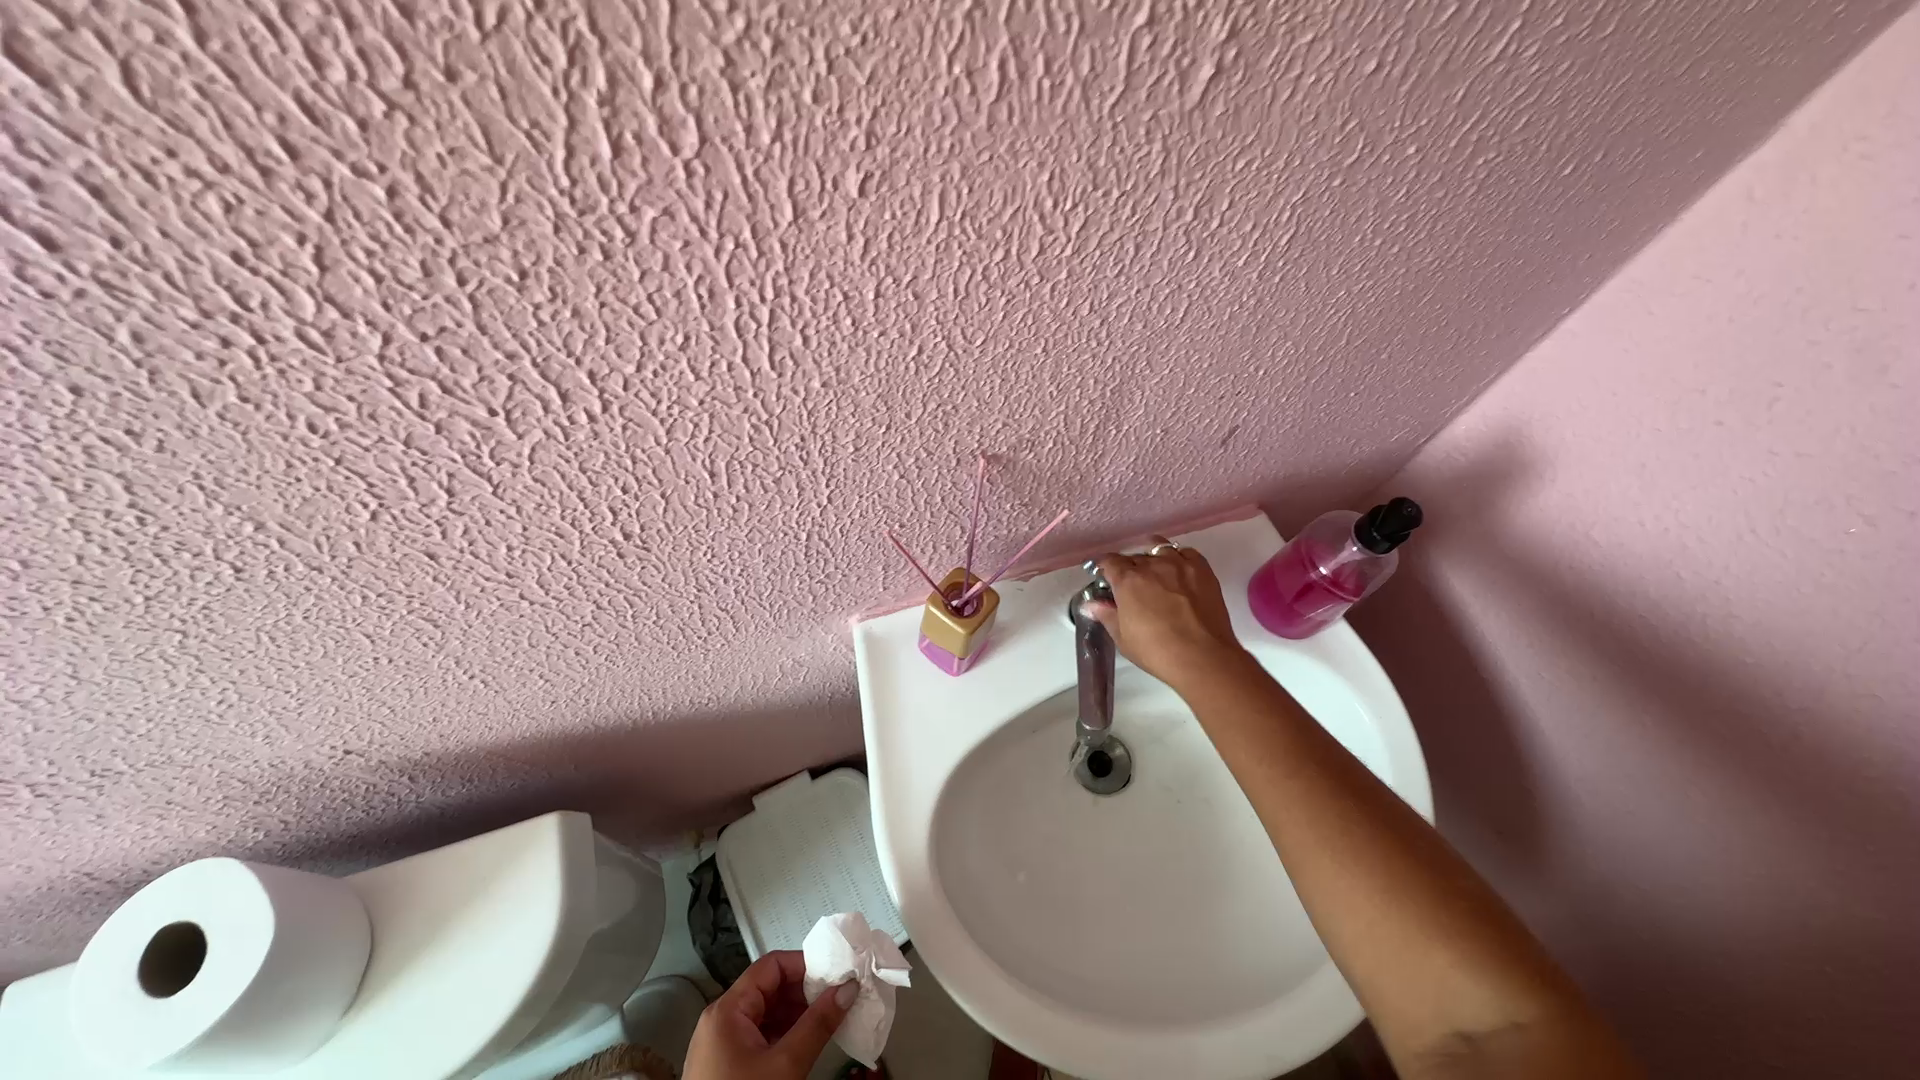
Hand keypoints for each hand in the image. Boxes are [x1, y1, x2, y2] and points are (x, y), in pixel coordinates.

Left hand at [684, 951, 855, 1079]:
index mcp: (727, 1011)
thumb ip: (818, 1023)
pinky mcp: (727, 1064)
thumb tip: (846, 989)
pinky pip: (760, 1034)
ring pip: (766, 1012)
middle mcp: (720, 1020)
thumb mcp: (786, 1064)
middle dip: (805, 991)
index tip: (835, 972)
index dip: (805, 964)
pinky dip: (785, 1033)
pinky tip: (808, 1042)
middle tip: (838, 997)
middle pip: (768, 987)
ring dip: (798, 1013)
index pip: (771, 966)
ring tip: (828, 1020)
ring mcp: (722, 1043)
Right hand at [1086, 538, 1252, 692]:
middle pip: (1134, 557)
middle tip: (1132, 587)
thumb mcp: (1123, 638)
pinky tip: (1178, 571)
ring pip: (1159, 549)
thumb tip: (1091, 605)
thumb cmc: (1156, 651)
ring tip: (1155, 573)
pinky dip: (1178, 558)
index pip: (1109, 562)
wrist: (1202, 656)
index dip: (1105, 568)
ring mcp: (1179, 564)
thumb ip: (1106, 615)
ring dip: (1152, 559)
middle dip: (1129, 568)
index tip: (1105, 577)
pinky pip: (1186, 553)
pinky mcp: (1202, 569)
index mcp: (1128, 580)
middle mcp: (1151, 565)